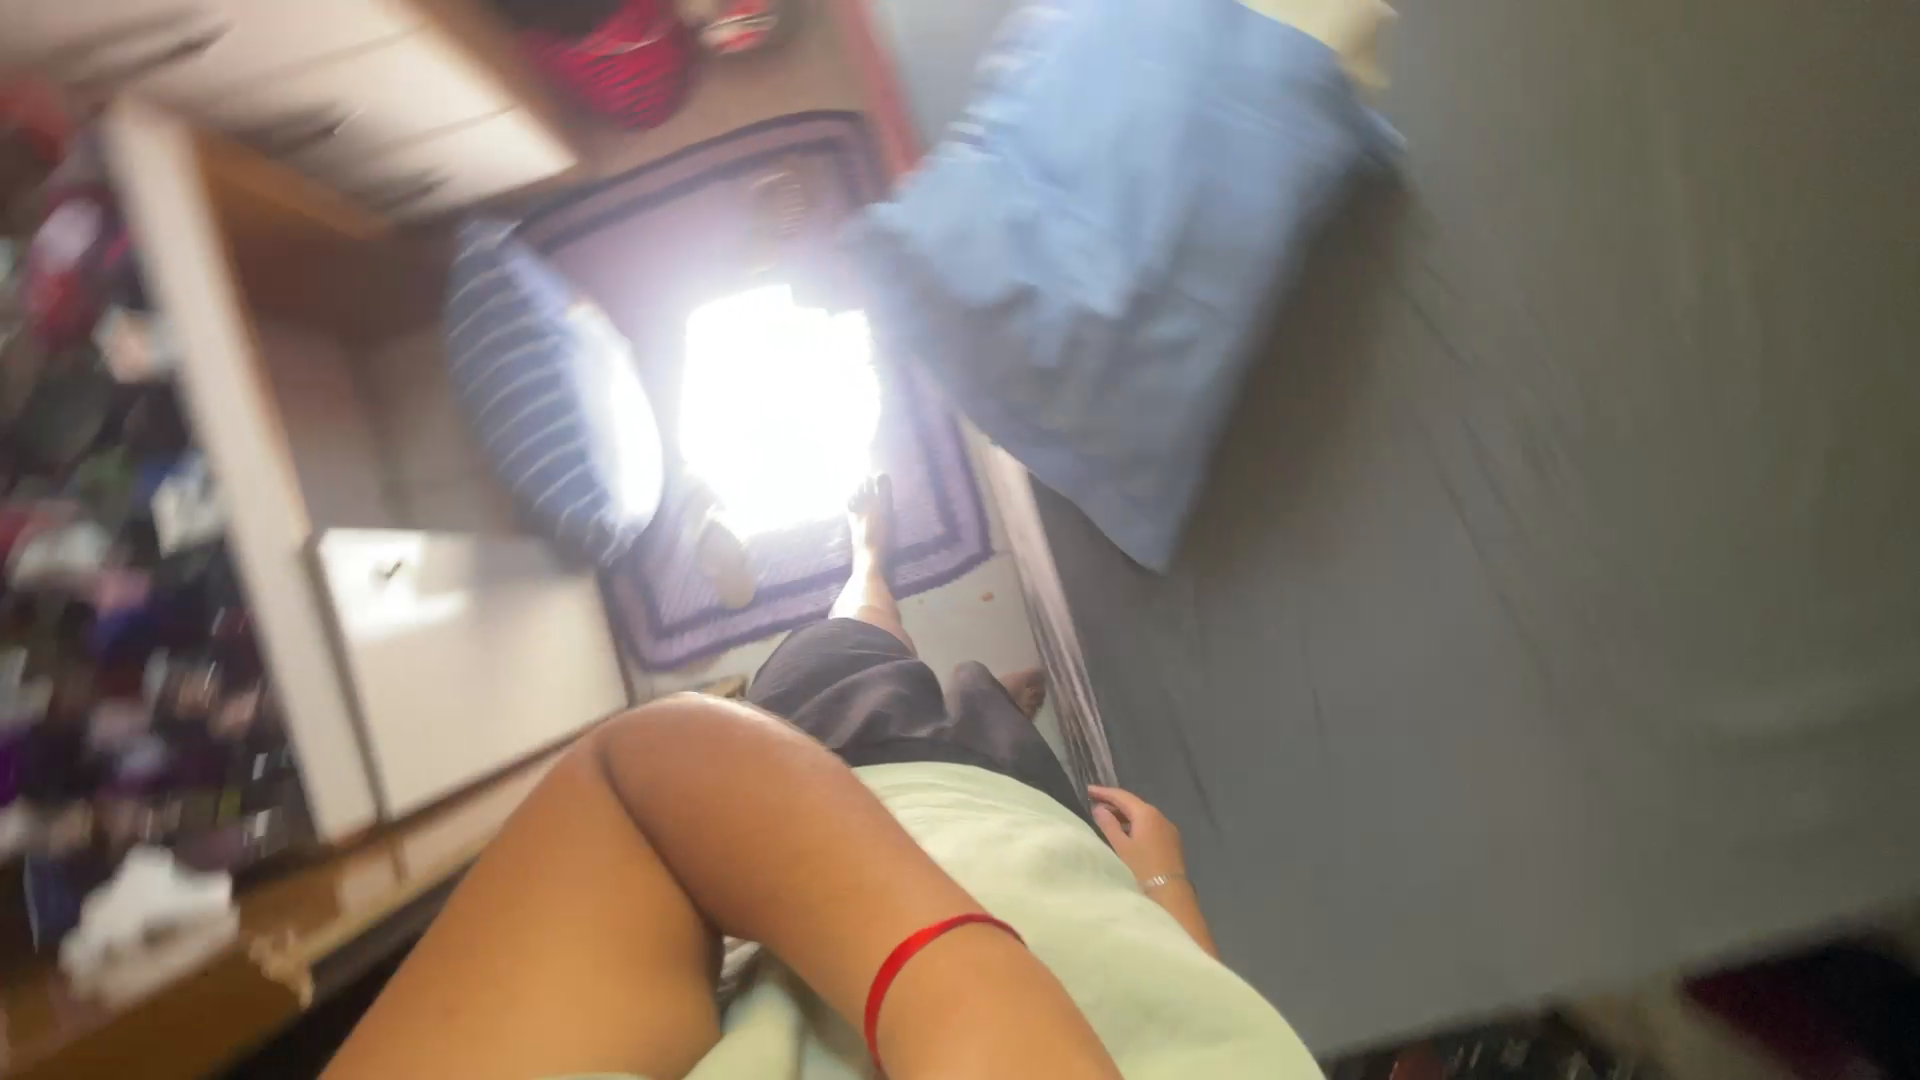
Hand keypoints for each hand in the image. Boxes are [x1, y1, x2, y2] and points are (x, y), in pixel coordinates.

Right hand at [1088, 785, 1184, 882]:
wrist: (1170, 894)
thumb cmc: (1142, 868)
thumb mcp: (1121, 846)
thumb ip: (1108, 825)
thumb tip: (1098, 808)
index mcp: (1146, 813)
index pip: (1122, 796)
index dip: (1104, 792)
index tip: (1088, 790)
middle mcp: (1160, 816)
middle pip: (1133, 804)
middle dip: (1114, 802)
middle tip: (1095, 802)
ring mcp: (1168, 829)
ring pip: (1142, 815)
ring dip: (1124, 814)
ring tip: (1107, 817)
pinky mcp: (1172, 841)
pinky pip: (1150, 825)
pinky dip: (1136, 824)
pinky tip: (1126, 832)